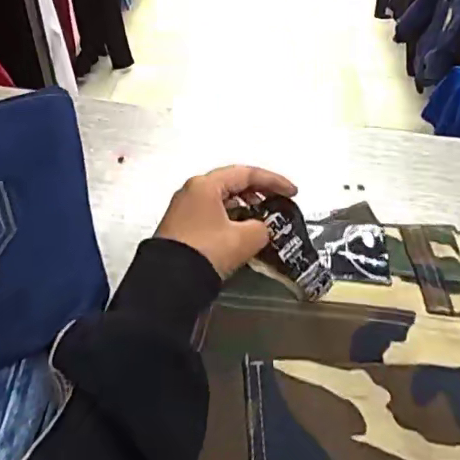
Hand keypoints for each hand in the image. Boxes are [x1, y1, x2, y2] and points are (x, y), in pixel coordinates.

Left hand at [154, 165, 298, 279]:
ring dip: (244, 206)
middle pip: (232, 183)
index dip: (274, 182)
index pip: (247, 174)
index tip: (293, 193)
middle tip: (278, 201)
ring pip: (221, 199)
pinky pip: (212, 213)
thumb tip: (260, 229)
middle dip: (259, 191)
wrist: (165, 286)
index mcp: (206, 184)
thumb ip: (261, 228)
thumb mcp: (244, 239)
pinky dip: (231, 217)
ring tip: (262, 218)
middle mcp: (192, 190)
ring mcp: (183, 209)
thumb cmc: (207, 251)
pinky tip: (241, 232)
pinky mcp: (179, 228)